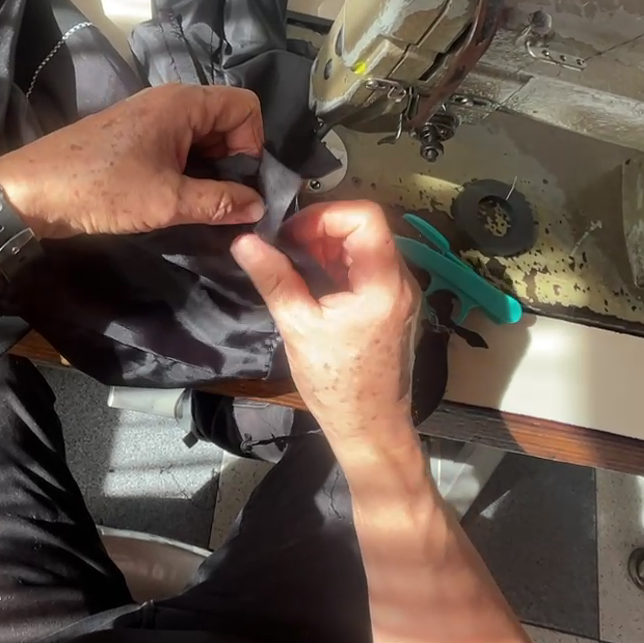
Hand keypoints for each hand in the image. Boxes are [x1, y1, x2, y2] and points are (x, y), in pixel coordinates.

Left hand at [0, 84, 266, 237]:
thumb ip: (219, 202)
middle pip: (226, 121)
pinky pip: (178, 146)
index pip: (245, 106)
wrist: (31, 190)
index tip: (240, 183)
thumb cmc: (101, 189)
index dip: (252, 144)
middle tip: (222, 201)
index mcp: (183, 103)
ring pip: (202, 137)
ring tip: (198, 205)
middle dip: (233, 160)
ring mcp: (150, 118)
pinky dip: (187, 170)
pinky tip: (176, 198)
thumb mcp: (167, 201)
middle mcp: (169, 102)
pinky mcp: (134, 138)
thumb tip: (259, 206)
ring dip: (210, 169)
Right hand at [231, 202, 422, 456]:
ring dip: (326, 248)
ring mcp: (398, 293)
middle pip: (364, 227)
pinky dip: (337, 266)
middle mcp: (400, 280)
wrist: (369, 427)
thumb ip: (273, 278)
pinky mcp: (390, 306)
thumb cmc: (336, 383)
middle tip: (286, 251)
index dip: (324, 216)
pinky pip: (365, 268)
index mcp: (382, 282)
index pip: (364, 215)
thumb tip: (243, 241)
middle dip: (320, 231)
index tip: (291, 235)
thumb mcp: (297, 326)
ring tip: (294, 268)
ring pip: (364, 246)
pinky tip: (311, 286)